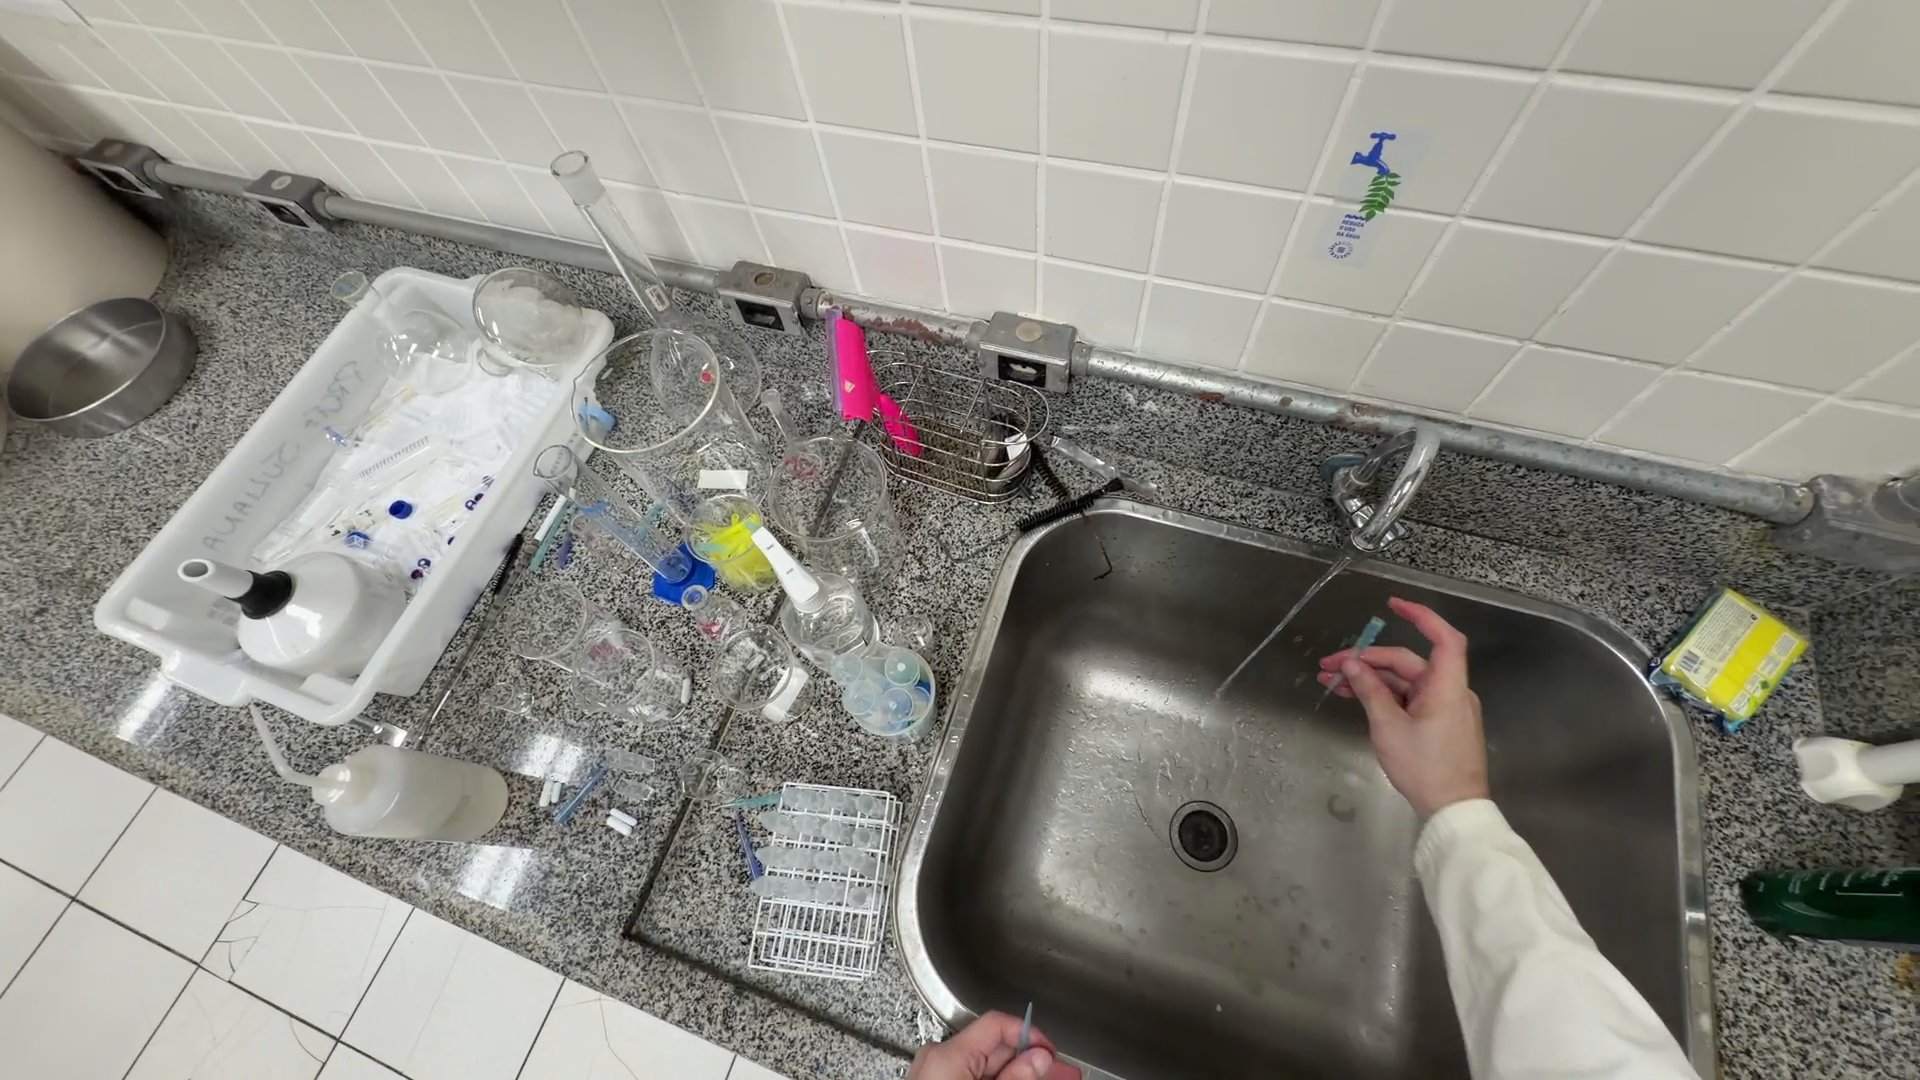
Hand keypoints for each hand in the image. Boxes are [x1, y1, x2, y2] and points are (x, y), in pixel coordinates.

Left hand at [907, 1011, 1081, 1079]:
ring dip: (1014, 1077)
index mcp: (950, 1055)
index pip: (997, 1025)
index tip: (1052, 1056)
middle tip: (1059, 1076)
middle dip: (1027, 1063)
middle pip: (992, 1047)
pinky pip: (968, 1079)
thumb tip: (1040, 1058)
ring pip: (983, 1068)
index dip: (1029, 1036)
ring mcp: (933, 1075)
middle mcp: (938, 1058)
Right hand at [1318, 596, 1488, 818]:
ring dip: (1368, 678)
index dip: (1421, 616)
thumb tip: (1352, 664)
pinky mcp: (1436, 722)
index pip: (1443, 639)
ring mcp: (1443, 707)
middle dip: (1367, 659)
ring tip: (1331, 682)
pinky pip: (1407, 698)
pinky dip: (1381, 694)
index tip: (1392, 604)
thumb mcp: (1388, 727)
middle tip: (1329, 666)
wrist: (1452, 810)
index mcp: (1447, 687)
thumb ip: (1370, 691)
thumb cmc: (1425, 767)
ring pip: (1403, 681)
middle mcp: (1449, 691)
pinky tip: (1353, 695)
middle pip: (1407, 662)